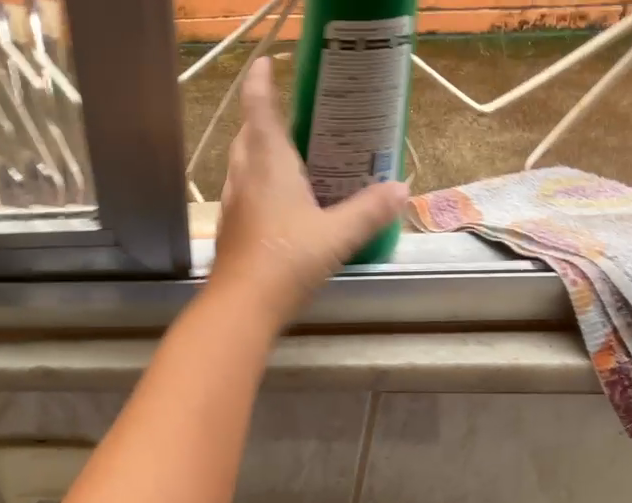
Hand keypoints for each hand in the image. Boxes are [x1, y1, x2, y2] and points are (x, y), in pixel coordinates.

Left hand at [209, 57, 408, 322]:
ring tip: (283, 158)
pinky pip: (241, 197)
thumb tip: (401, 189)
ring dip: (256, 155)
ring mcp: (232, 208)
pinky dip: (255, 188)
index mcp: (269, 164)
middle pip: (247, 136)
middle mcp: (245, 178)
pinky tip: (273, 206)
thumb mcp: (337, 236)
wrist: (240, 309)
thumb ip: (369, 211)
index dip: (260, 83)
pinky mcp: (230, 235)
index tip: (265, 65)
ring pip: (241, 168)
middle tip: (286, 116)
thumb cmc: (287, 262)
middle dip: (261, 120)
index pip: (259, 108)